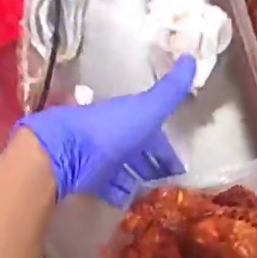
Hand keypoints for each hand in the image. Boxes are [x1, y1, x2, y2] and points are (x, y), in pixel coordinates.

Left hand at [14, 56, 195, 205]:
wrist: (64, 153)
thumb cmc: (108, 132)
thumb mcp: (145, 111)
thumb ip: (169, 91)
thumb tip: (192, 58)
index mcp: (126, 117)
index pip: (151, 132)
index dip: (165, 149)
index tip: (178, 166)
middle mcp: (110, 134)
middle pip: (134, 149)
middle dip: (149, 162)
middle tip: (163, 180)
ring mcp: (95, 155)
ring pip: (119, 166)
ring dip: (133, 176)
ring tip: (145, 191)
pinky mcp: (83, 175)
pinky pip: (104, 184)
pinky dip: (115, 190)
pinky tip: (122, 199)